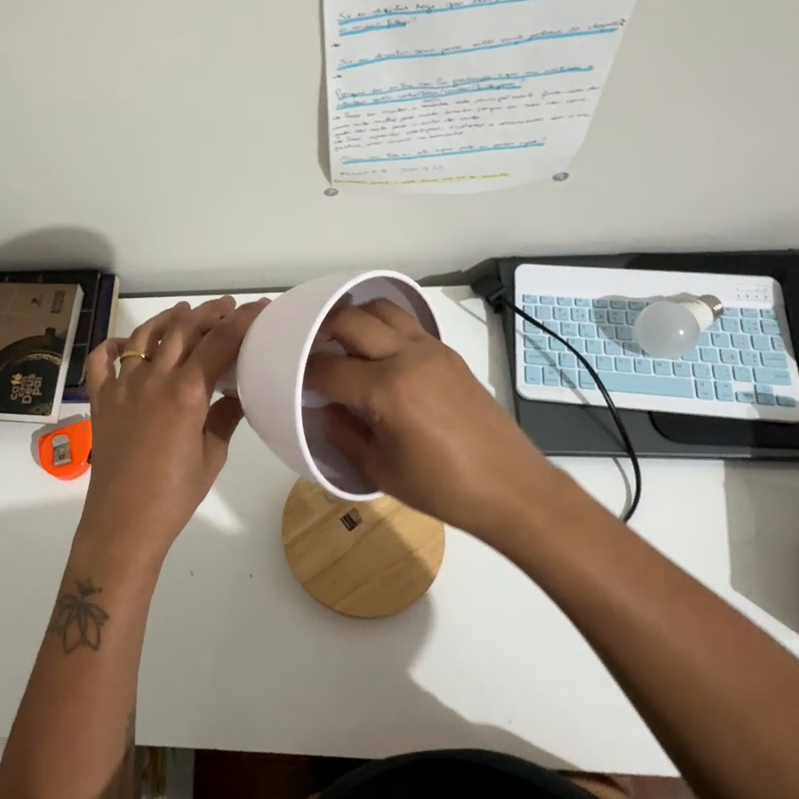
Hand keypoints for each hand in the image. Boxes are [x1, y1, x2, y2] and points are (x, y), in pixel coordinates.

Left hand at [78, 296, 268, 563]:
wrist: (123, 522)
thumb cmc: (175, 495)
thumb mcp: (212, 455)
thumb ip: (226, 417)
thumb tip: (236, 394)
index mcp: (187, 392)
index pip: (220, 342)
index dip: (243, 320)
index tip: (259, 308)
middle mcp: (153, 379)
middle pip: (183, 329)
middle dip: (208, 313)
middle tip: (227, 307)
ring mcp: (122, 386)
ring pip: (145, 337)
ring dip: (168, 319)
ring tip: (184, 312)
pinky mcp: (100, 400)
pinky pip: (101, 362)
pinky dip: (114, 345)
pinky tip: (126, 343)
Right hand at [305, 300, 553, 537]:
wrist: (511, 487)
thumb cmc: (443, 488)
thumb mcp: (380, 470)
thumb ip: (342, 434)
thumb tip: (322, 409)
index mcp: (388, 390)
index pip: (328, 368)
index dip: (301, 373)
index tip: (287, 379)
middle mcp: (409, 358)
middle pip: (351, 320)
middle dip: (320, 331)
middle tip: (305, 351)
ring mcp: (432, 351)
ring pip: (382, 310)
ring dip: (354, 317)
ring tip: (338, 341)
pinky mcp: (449, 354)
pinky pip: (407, 323)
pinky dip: (382, 325)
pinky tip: (373, 350)